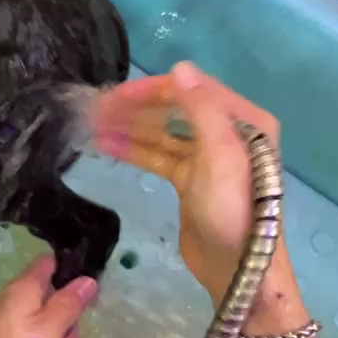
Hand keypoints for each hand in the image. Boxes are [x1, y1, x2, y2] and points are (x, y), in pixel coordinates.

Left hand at [0, 256, 99, 337]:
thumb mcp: (48, 329)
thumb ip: (69, 303)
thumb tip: (88, 279)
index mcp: (24, 288)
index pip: (50, 264)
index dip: (71, 273)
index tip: (88, 295)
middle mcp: (16, 303)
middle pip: (54, 303)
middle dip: (66, 326)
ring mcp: (11, 329)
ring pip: (48, 332)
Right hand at [88, 62, 284, 301]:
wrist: (239, 269)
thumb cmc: (234, 210)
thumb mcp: (221, 155)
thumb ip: (201, 109)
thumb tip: (178, 67)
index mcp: (243, 120)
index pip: (191, 90)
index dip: (151, 91)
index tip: (113, 96)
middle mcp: (227, 133)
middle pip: (175, 109)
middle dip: (136, 108)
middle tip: (96, 111)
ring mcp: (208, 157)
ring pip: (163, 133)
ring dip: (130, 128)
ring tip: (93, 127)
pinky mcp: (191, 180)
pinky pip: (160, 156)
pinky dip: (135, 150)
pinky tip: (108, 146)